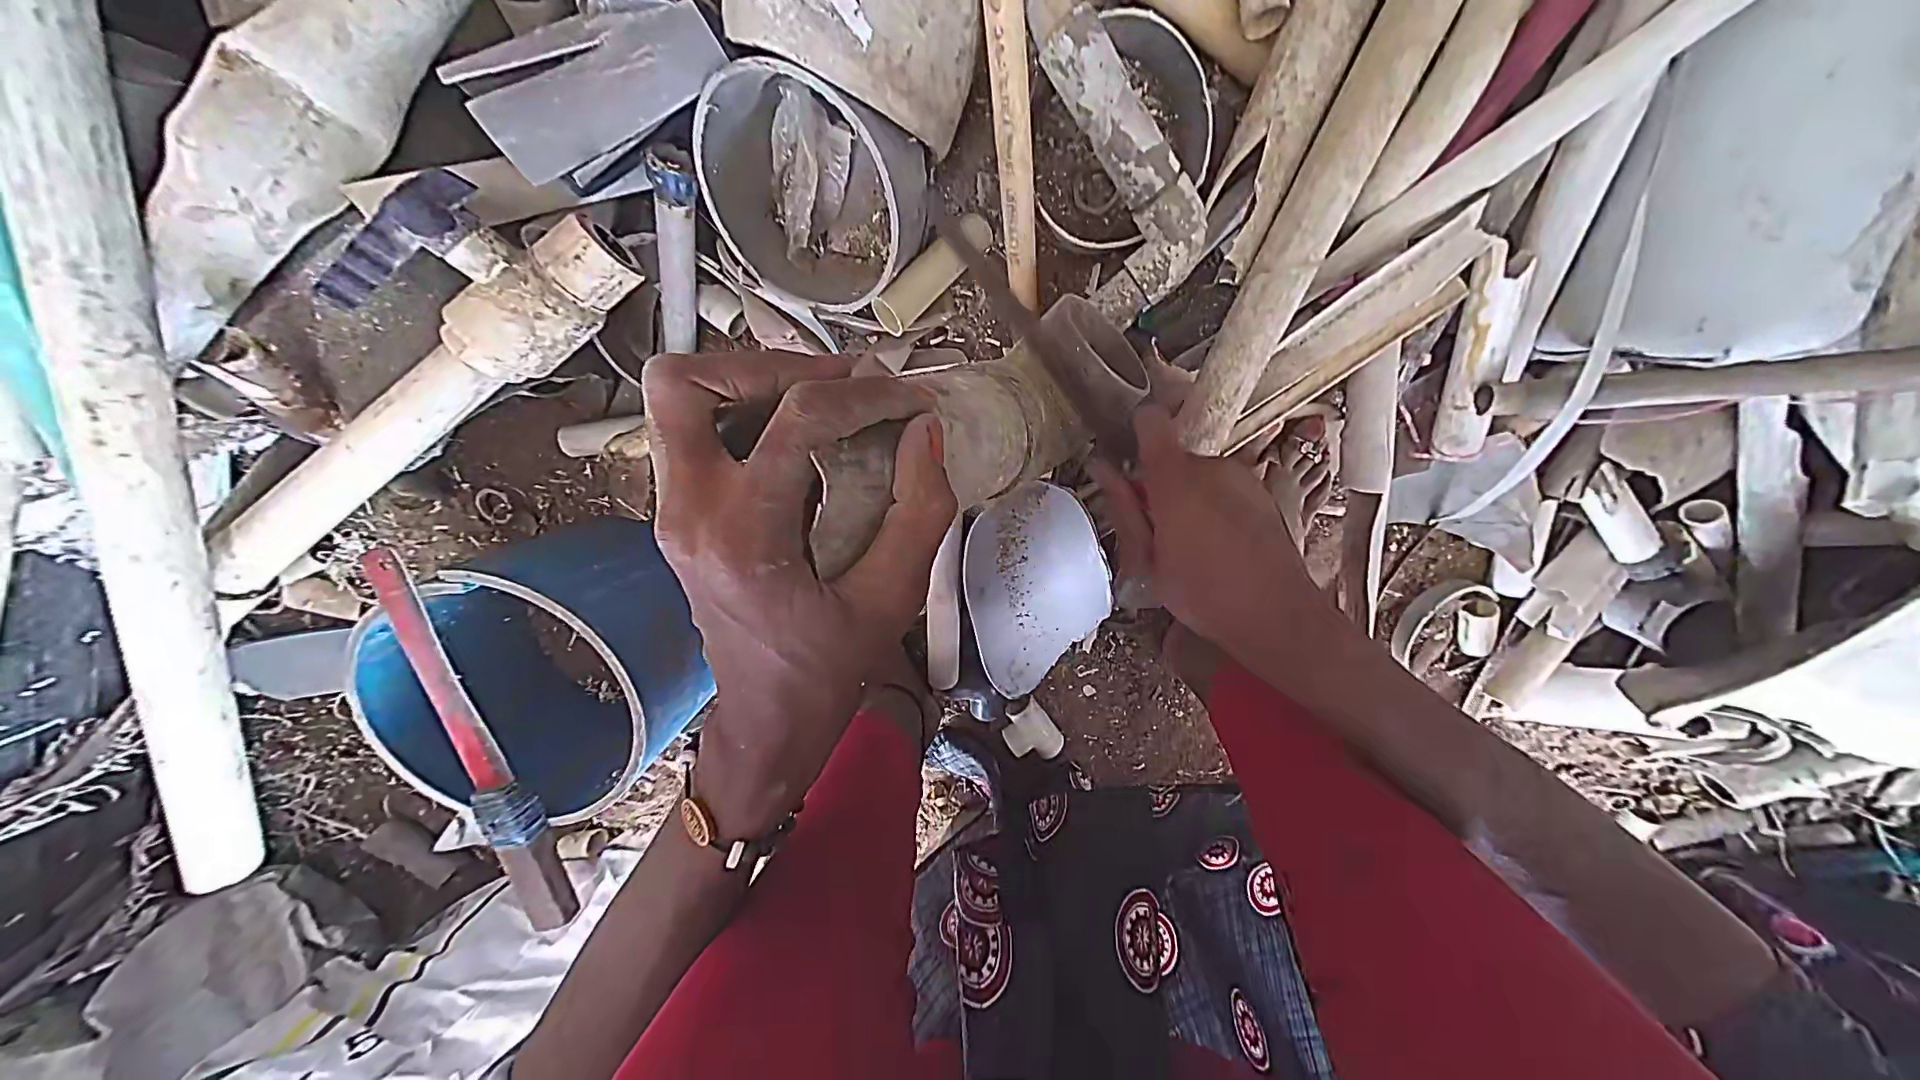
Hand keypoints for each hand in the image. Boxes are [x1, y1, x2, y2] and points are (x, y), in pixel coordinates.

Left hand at [644, 352, 955, 834]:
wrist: (768, 716)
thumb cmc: (829, 668)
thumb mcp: (893, 597)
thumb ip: (921, 509)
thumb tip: (924, 431)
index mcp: (742, 536)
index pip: (797, 419)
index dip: (866, 395)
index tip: (911, 400)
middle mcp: (688, 512)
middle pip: (685, 382)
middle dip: (769, 364)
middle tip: (839, 385)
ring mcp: (672, 511)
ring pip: (680, 398)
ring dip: (752, 381)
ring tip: (825, 400)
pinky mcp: (680, 513)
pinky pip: (696, 431)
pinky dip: (747, 413)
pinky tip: (803, 436)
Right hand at [1089, 405, 1322, 649]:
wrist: (1278, 616)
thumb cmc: (1205, 594)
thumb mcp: (1148, 560)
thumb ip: (1124, 508)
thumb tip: (1101, 469)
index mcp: (1177, 482)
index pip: (1152, 424)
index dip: (1136, 431)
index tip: (1127, 458)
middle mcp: (1212, 468)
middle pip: (1173, 460)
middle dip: (1159, 488)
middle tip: (1155, 534)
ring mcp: (1242, 478)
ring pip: (1198, 476)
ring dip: (1186, 499)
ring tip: (1187, 547)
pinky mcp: (1262, 492)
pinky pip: (1222, 488)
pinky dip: (1212, 507)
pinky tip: (1216, 547)